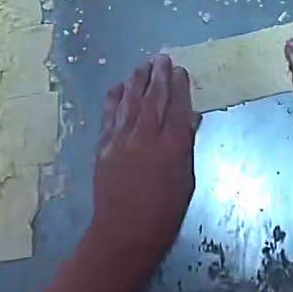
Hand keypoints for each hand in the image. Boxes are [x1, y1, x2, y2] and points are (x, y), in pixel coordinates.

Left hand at [87, 54, 198, 268]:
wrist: (123, 234)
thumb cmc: (163, 214)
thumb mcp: (185, 181)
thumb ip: (185, 146)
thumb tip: (188, 118)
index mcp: (171, 147)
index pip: (176, 108)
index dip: (179, 87)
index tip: (180, 70)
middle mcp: (145, 137)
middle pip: (153, 99)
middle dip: (159, 76)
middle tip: (163, 58)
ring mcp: (121, 140)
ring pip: (131, 101)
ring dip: (138, 80)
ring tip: (144, 65)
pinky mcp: (104, 146)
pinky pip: (110, 114)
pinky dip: (115, 98)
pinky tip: (119, 86)